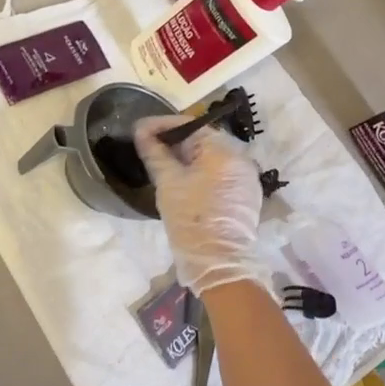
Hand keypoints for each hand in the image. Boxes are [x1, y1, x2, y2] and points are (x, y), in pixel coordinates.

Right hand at [133, 115, 268, 295]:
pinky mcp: (245, 196)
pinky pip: (220, 173)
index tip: (138, 130)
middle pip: (202, 140)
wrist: (218, 260)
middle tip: (148, 146)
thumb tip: (141, 131)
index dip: (161, 125)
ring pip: (211, 158)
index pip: (189, 125)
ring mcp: (245, 179)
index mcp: (223, 152)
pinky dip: (200, 171)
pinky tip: (183, 180)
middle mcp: (240, 159)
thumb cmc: (190, 217)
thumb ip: (154, 152)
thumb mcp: (167, 181)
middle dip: (173, 141)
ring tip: (162, 163)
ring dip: (186, 157)